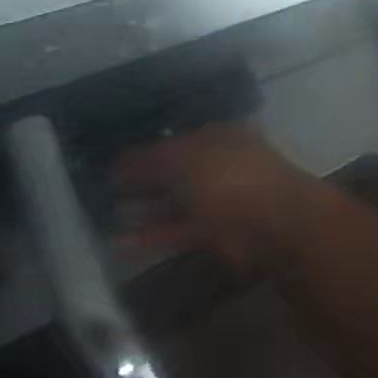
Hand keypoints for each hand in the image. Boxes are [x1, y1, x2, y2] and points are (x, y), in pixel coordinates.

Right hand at [110, 123, 319, 269]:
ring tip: (106, 214)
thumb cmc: (234, 177)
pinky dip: (149, 234)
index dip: (144, 152)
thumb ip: (153, 160)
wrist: (277, 222)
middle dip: (141, 181)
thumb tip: (121, 162)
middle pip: (173, 172)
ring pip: (173, 202)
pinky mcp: (212, 232)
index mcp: (221, 137)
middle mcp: (218, 165)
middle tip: (101, 191)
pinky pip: (176, 229)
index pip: (176, 141)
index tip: (111, 165)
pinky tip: (119, 240)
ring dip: (143, 209)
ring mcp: (217, 199)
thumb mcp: (189, 158)